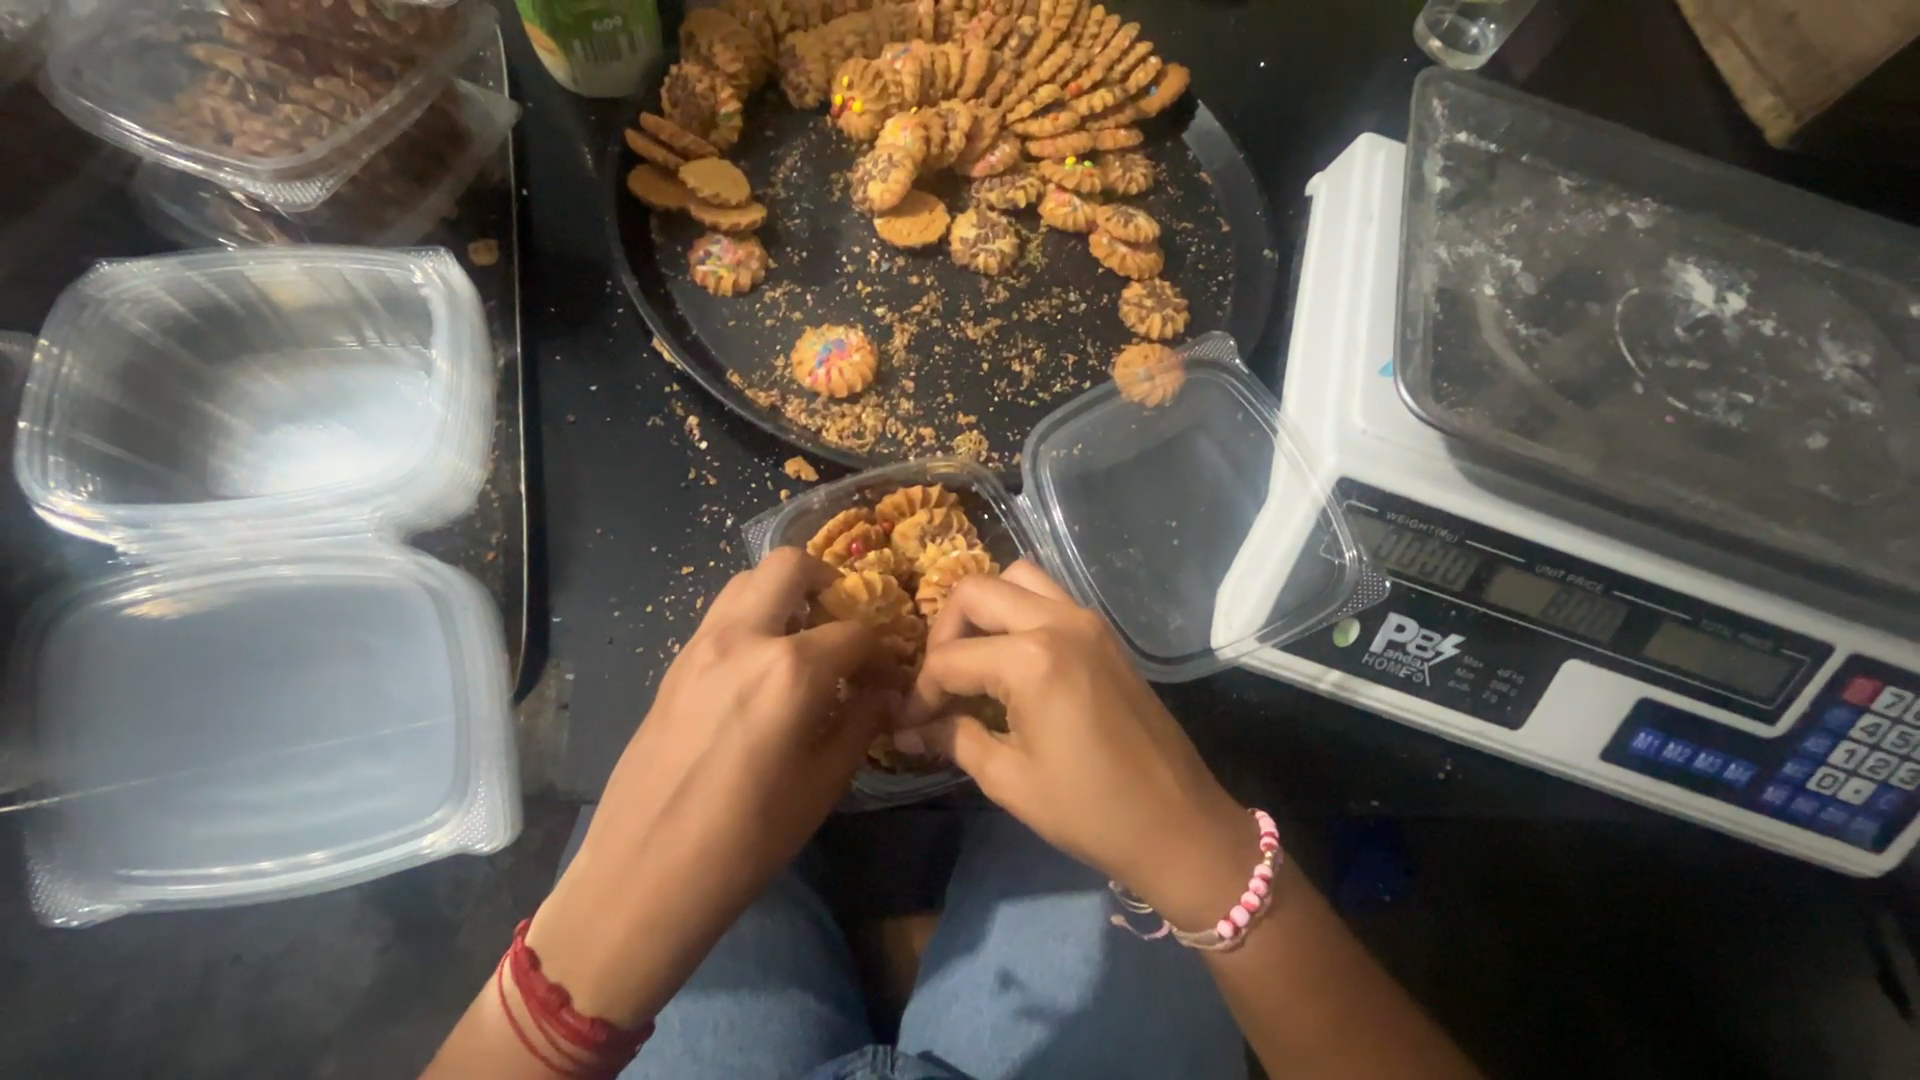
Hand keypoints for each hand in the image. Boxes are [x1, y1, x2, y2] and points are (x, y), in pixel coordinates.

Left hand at [526, 548, 885, 1024]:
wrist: (646, 872)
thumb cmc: (749, 838)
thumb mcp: (825, 782)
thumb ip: (861, 720)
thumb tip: (880, 691)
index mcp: (790, 669)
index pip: (855, 632)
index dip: (882, 652)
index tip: (888, 678)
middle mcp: (743, 638)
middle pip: (790, 567)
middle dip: (828, 584)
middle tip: (842, 626)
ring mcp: (700, 645)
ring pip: (747, 581)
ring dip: (783, 595)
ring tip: (802, 641)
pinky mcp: (673, 664)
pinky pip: (720, 615)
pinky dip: (751, 618)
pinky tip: (761, 669)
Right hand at [899, 561, 1260, 930]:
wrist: (1178, 823)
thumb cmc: (1089, 810)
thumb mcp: (1009, 779)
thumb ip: (954, 738)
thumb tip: (911, 727)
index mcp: (1031, 659)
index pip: (949, 658)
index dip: (921, 691)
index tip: (908, 722)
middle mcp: (1057, 621)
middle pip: (975, 592)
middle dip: (944, 632)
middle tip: (940, 681)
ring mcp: (1087, 620)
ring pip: (1016, 579)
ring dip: (984, 609)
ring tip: (974, 658)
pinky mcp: (1104, 633)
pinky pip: (1049, 596)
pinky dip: (1019, 611)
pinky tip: (1011, 659)